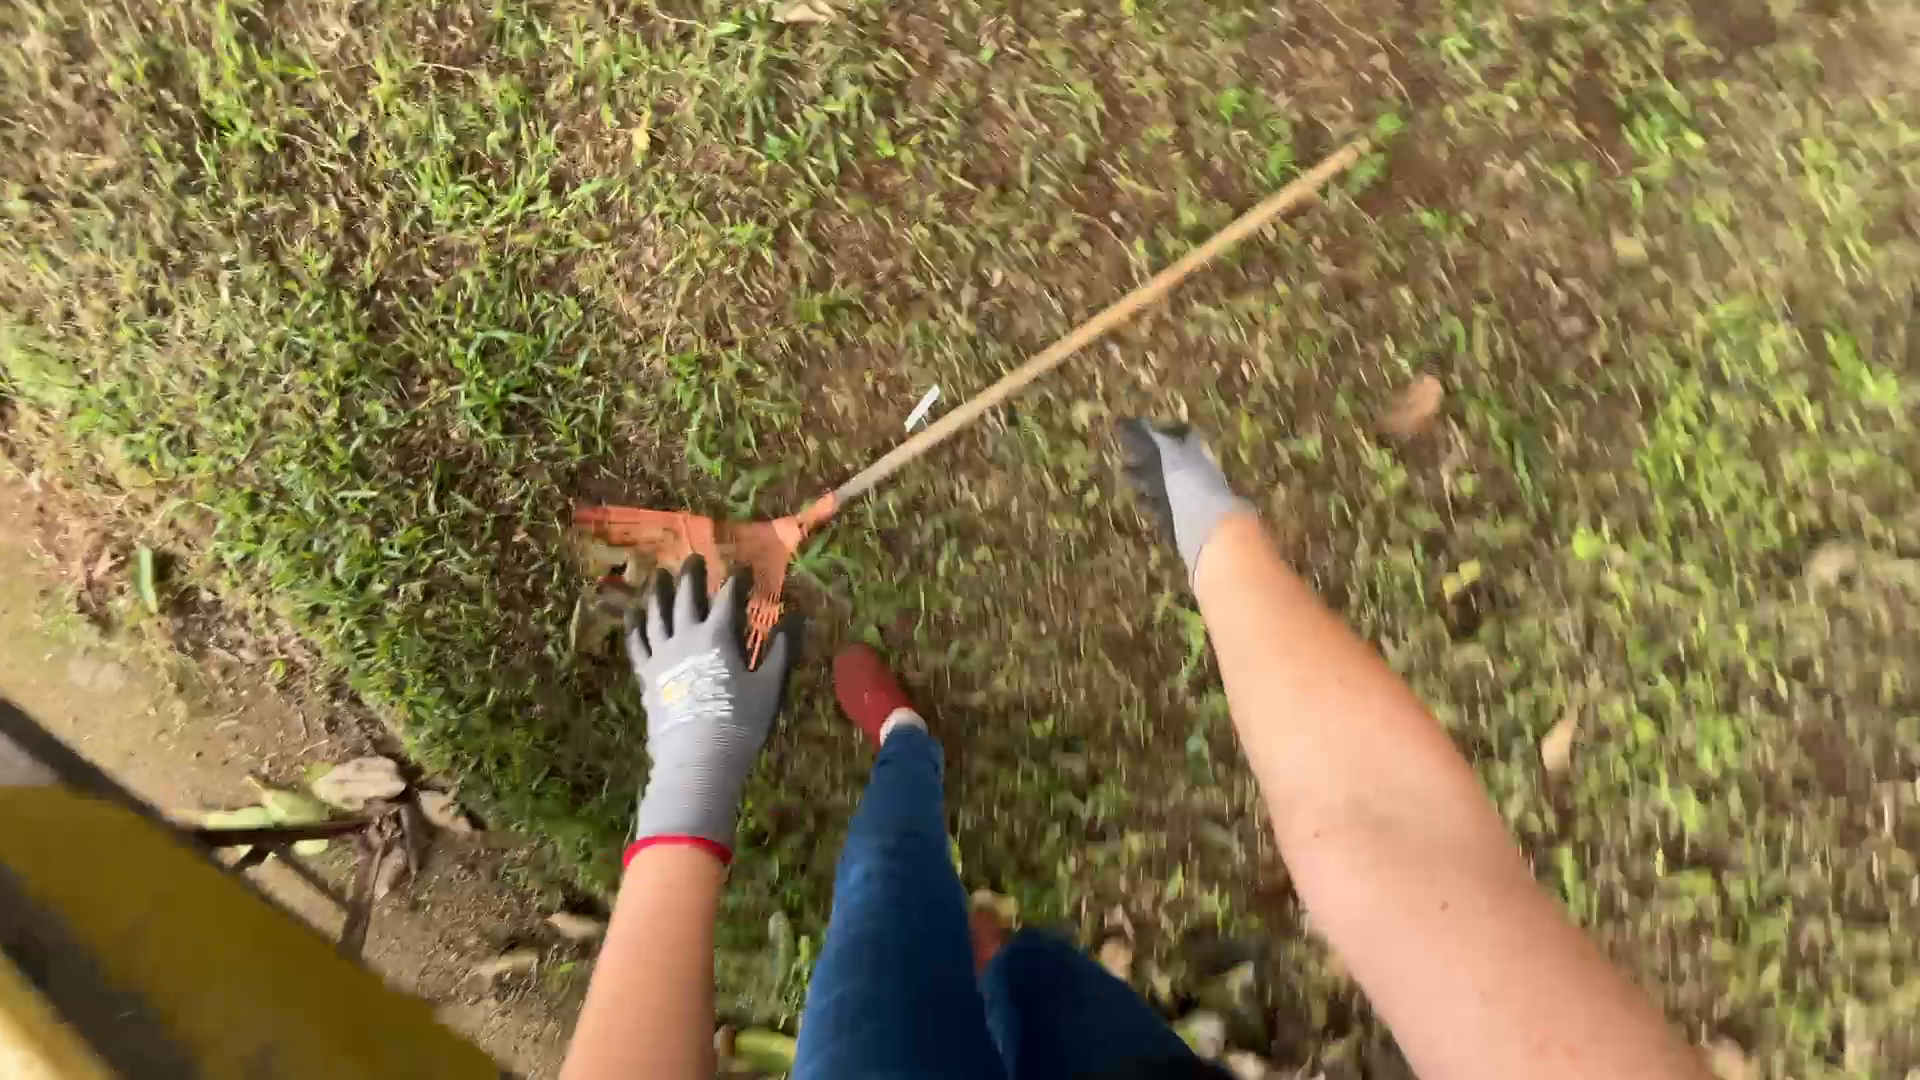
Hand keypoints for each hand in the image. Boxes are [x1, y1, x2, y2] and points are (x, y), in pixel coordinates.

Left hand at [623, 556, 798, 863]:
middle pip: (686, 597)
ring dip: (658, 592)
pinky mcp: (647, 675)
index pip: (728, 598)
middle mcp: (686, 637)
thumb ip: (781, 650)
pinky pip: (637, 643)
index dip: (736, 580)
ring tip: (658, 575)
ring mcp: (661, 656)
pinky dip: (635, 625)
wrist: (697, 759)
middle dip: (692, 576)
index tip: (743, 567)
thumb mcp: (769, 686)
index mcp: (718, 637)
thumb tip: (795, 618)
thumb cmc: (739, 722)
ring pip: (656, 614)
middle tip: (693, 558)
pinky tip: (634, 614)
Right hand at [1117, 418, 1253, 581]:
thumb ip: (1162, 441)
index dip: (1155, 436)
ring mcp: (1191, 504)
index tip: (1133, 431)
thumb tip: (1146, 424)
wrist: (1211, 534)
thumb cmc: (1195, 490)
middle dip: (1145, 460)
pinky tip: (1139, 503)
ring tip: (1124, 476)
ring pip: (1164, 489)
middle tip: (1122, 457)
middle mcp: (1197, 479)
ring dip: (1145, 482)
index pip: (1176, 441)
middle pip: (1168, 466)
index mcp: (1198, 459)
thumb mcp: (1176, 458)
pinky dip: (1150, 506)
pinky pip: (1163, 513)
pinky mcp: (1183, 528)